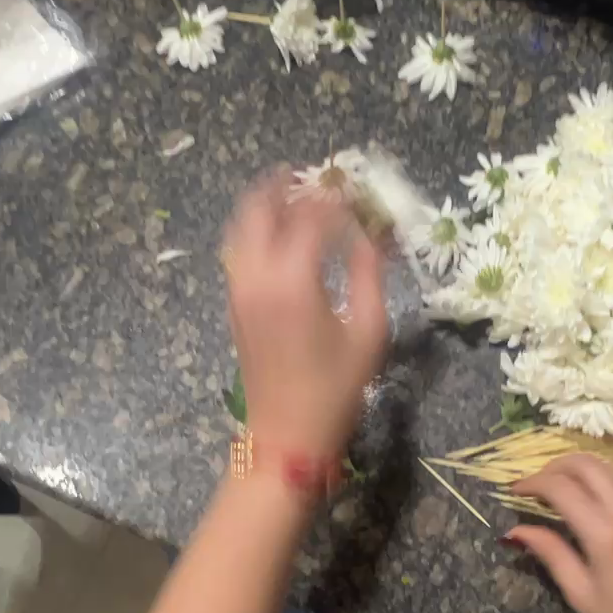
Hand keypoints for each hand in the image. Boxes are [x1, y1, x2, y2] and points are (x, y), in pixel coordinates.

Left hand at [224, 172, 387, 469]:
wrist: (286, 434)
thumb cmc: (336, 387)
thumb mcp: (368, 330)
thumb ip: (371, 273)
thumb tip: (378, 234)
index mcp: (294, 279)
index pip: (314, 215)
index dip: (340, 199)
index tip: (363, 194)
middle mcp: (257, 274)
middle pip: (260, 207)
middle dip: (288, 186)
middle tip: (317, 178)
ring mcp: (239, 288)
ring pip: (242, 225)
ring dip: (268, 204)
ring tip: (297, 196)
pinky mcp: (234, 302)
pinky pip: (239, 249)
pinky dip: (258, 230)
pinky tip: (283, 235)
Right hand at [506, 453, 612, 612]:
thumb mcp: (582, 595)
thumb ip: (550, 554)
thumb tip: (516, 530)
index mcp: (605, 532)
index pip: (561, 487)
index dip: (532, 483)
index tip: (513, 491)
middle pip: (585, 464)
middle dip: (553, 466)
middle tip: (533, 486)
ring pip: (606, 466)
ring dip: (577, 467)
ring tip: (554, 487)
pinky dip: (596, 477)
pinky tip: (583, 496)